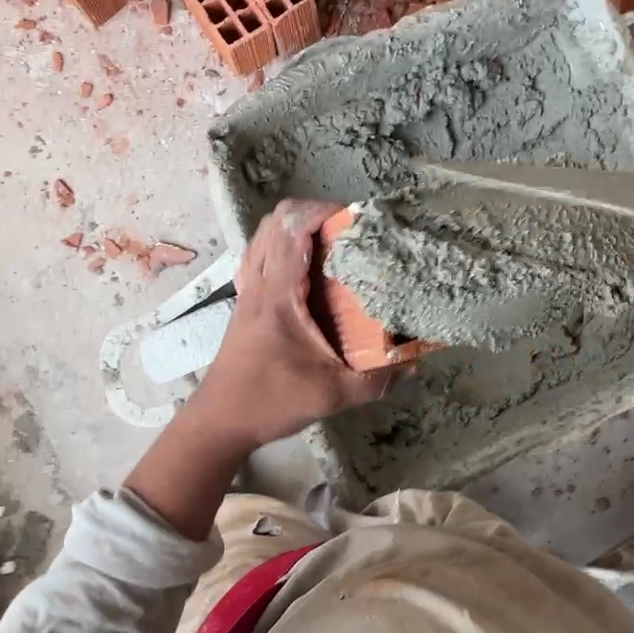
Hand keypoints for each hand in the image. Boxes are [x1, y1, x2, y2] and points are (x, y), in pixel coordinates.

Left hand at [183, 199, 396, 452]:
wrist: (220, 422)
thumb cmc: (271, 401)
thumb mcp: (332, 395)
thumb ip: (376, 380)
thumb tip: (412, 362)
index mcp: (278, 293)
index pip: (293, 228)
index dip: (324, 211)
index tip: (357, 220)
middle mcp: (259, 281)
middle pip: (276, 220)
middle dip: (314, 213)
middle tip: (348, 231)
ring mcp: (248, 289)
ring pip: (265, 234)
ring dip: (297, 227)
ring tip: (331, 243)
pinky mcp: (245, 301)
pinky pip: (260, 254)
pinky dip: (283, 247)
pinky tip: (306, 268)